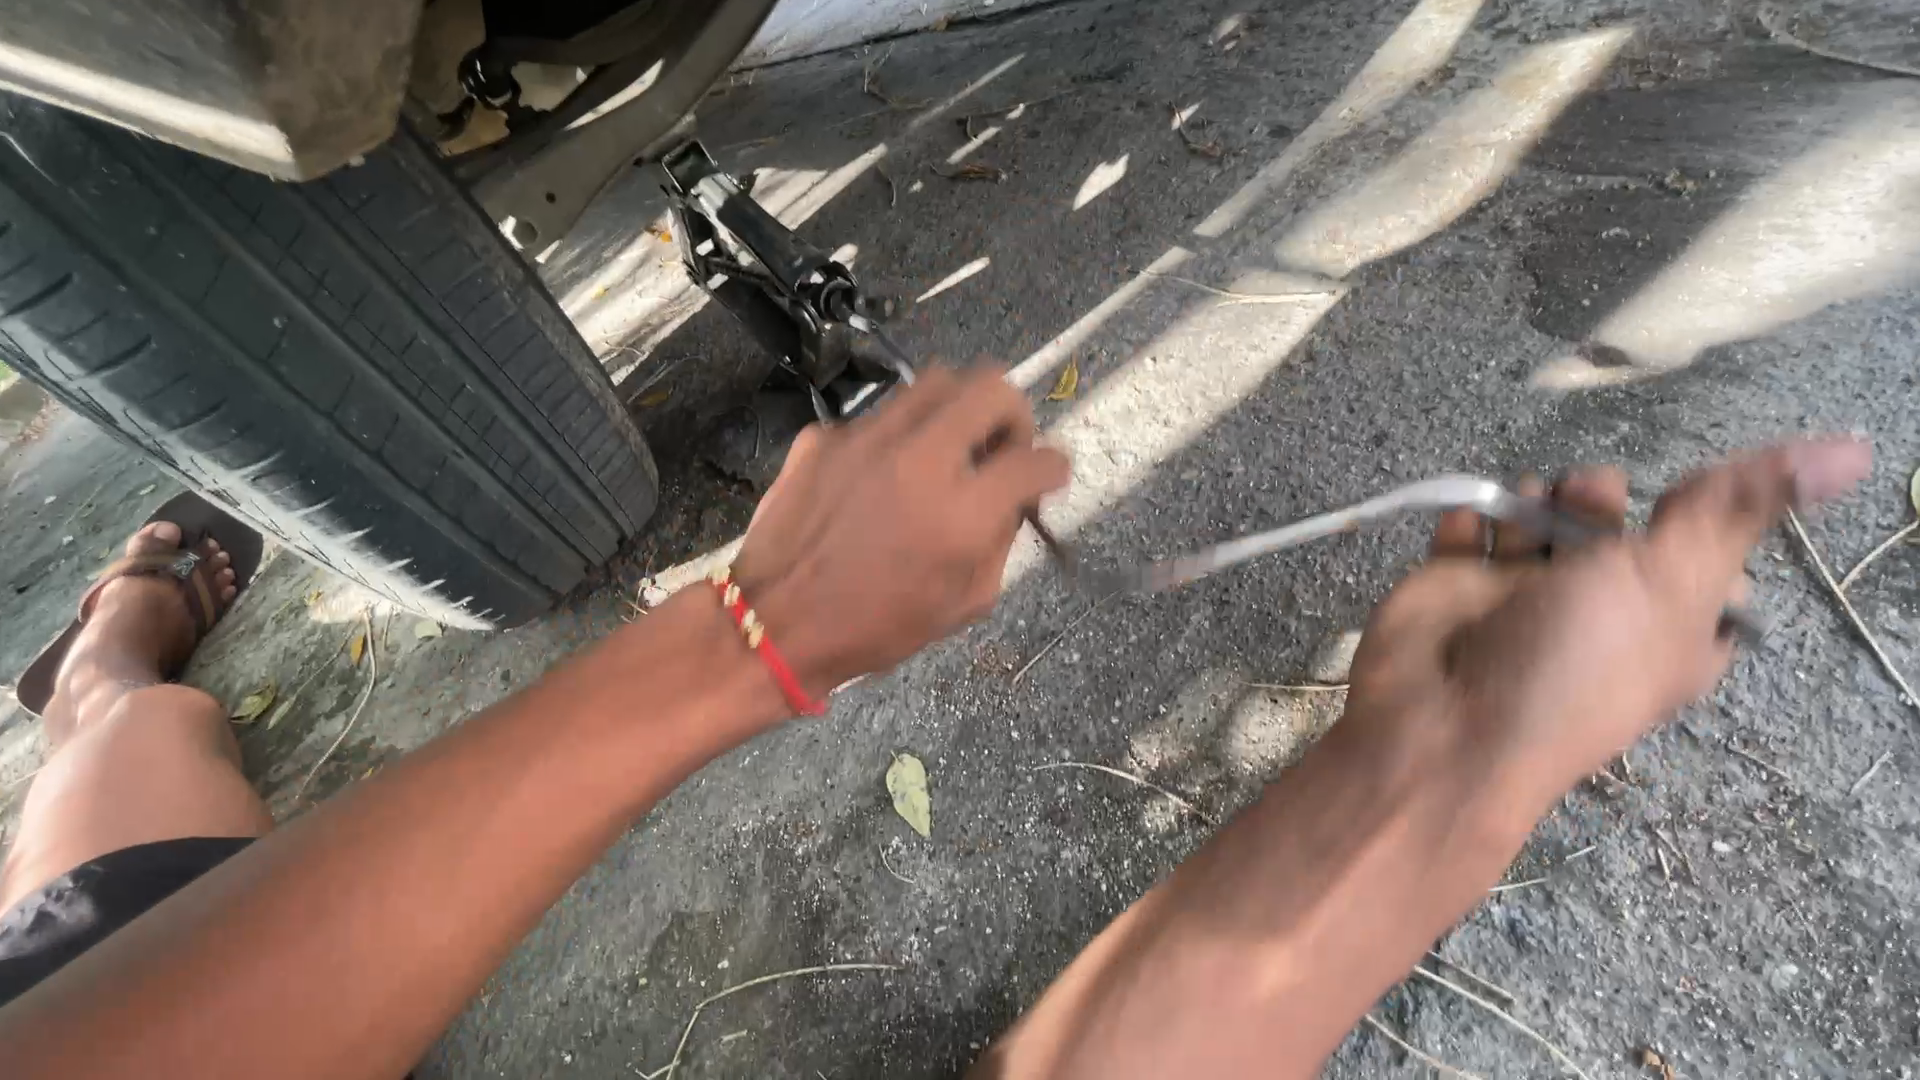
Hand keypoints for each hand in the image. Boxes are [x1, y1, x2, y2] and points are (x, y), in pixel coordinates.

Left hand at [732, 365, 1070, 696]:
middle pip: (992, 388)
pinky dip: (897, 438)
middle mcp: (920, 460)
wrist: (775, 624)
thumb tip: (1013, 498)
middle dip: (1013, 414)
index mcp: (962, 514)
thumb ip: (1000, 541)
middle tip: (1002, 447)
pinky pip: (879, 417)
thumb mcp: (964, 604)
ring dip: (957, 411)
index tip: (1047, 475)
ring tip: (947, 448)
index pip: (1036, 460)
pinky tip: (881, 475)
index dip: (1053, 467)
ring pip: (935, 382)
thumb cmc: (877, 628)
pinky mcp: (825, 436)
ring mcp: (867, 438)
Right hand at [1342, 438, 1870, 809]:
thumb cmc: (1573, 660)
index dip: (1695, 512)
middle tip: (1587, 497)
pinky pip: (1465, 536)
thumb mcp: (1671, 582)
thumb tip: (1854, 449)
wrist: (1445, 722)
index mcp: (1669, 620)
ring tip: (1526, 500)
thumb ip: (1736, 509)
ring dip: (1532, 498)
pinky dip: (1468, 518)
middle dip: (1599, 496)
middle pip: (1609, 522)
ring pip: (1533, 521)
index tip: (1684, 496)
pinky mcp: (1451, 586)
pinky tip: (1471, 521)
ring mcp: (1515, 594)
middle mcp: (1594, 604)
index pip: (1699, 548)